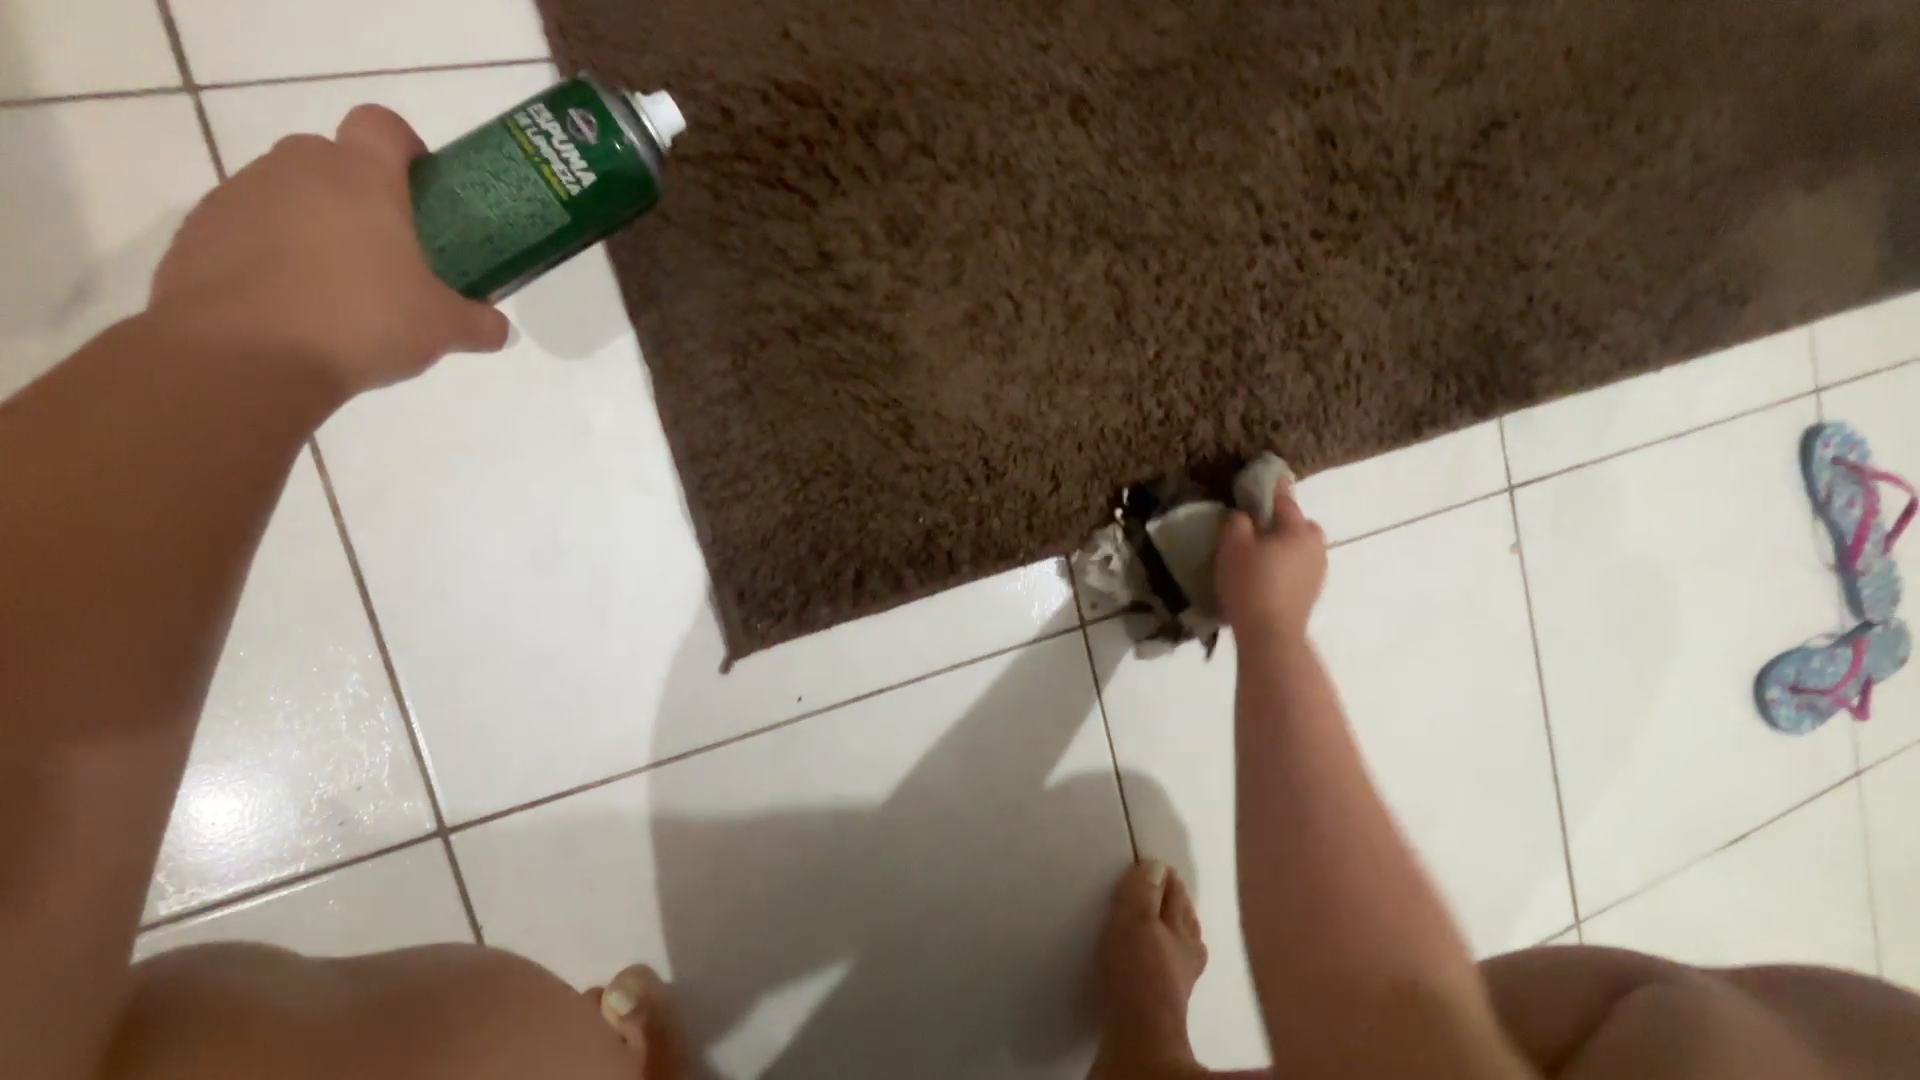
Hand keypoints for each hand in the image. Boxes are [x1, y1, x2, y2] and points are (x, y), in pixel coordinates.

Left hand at [149, 104, 508, 397]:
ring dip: (311, 220)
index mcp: (360, 179)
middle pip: (329, 155)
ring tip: (335, 282)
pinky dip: (269, 251)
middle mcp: (295, 170)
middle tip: (384, 244)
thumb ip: (479, 324)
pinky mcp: (198, 231)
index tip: (420, 184)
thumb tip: (501, 330)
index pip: (382, 124)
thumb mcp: (441, 329)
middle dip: (356, 189)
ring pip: (284, 190)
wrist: (243, 355)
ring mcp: (239, 196)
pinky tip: (291, 301)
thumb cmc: (361, 322)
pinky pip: (245, 226)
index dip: (404, 145)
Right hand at [1216, 479, 1327, 641]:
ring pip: (1302, 547)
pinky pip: (1300, 567)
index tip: (1262, 480)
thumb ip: (1238, 522)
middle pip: (1300, 524)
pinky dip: (1287, 565)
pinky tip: (1268, 576)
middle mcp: (1315, 546)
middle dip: (1283, 522)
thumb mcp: (1232, 547)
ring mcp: (1318, 571)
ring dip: (1286, 546)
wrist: (1270, 634)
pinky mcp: (1312, 592)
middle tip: (1257, 529)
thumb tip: (1244, 515)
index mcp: (1298, 529)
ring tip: (1260, 555)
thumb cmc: (1250, 584)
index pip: (1284, 500)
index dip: (1270, 489)